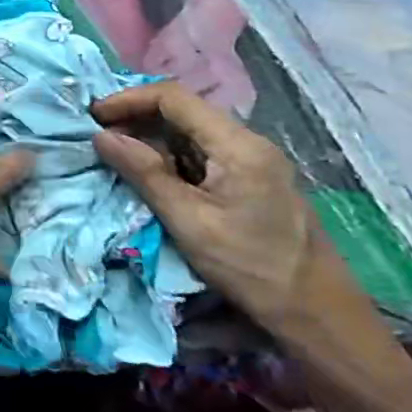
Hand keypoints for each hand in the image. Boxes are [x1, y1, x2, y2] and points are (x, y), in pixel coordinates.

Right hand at [90, 82, 370, 339]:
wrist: (319, 314)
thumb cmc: (251, 266)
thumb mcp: (188, 220)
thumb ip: (144, 172)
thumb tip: (101, 136)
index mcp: (238, 145)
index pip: (174, 98)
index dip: (128, 99)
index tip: (93, 117)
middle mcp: (248, 143)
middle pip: (182, 111)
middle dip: (135, 118)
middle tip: (98, 138)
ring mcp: (252, 161)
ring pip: (190, 132)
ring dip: (149, 138)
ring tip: (115, 156)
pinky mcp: (250, 179)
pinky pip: (200, 153)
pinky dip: (168, 156)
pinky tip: (148, 175)